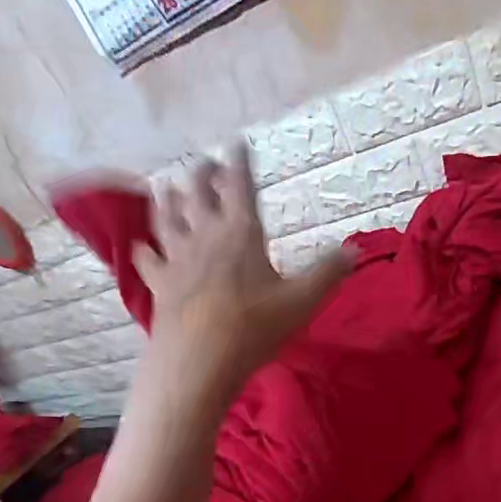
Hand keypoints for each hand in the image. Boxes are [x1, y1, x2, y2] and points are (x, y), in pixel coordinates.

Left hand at [134, 144, 349, 391]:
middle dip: (202, 173)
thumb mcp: (303, 300)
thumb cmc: (255, 326)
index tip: (237, 142)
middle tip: (207, 163)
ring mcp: (176, 256)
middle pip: (197, 192)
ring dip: (168, 197)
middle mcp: (204, 234)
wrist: (200, 358)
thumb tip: (355, 249)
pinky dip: (146, 246)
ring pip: (166, 215)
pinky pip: (147, 256)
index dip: (239, 161)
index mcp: (241, 232)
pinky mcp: (159, 281)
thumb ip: (328, 272)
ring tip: (168, 186)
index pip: (240, 185)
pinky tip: (145, 245)